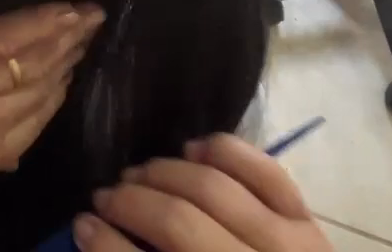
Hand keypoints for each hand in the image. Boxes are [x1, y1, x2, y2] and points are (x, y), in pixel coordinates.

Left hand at [0, 3, 104, 204]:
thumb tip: (5, 155)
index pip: (34, 122)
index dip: (55, 93)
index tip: (71, 70)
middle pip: (43, 91)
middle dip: (68, 60)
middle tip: (86, 32)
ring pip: (36, 61)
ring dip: (66, 35)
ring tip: (86, 15)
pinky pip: (14, 35)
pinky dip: (45, 21)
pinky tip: (66, 7)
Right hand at [74, 135, 332, 251]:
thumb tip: (95, 237)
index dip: (105, 244)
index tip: (80, 225)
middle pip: (177, 221)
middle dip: (128, 203)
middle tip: (103, 199)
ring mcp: (293, 249)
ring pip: (211, 187)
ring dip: (162, 172)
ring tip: (137, 175)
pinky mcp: (311, 226)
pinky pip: (264, 170)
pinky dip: (223, 151)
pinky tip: (191, 150)